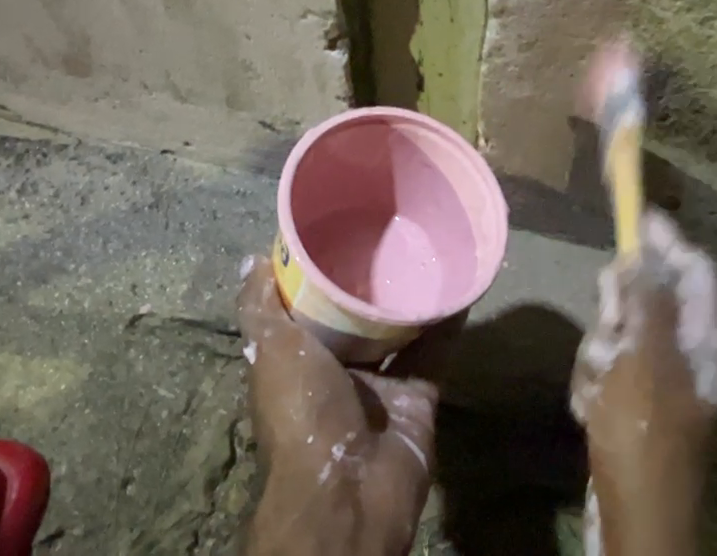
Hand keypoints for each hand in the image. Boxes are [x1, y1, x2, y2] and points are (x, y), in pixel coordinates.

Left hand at [237, 258, 455, 555]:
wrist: (352, 488)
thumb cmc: (302, 413)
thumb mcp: (271, 352)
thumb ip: (261, 308)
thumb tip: (256, 259)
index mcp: (296, 360)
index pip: (306, 307)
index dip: (316, 273)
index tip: (333, 228)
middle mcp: (336, 370)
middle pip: (354, 316)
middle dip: (368, 280)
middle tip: (390, 230)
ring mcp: (380, 384)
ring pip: (396, 330)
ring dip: (409, 297)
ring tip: (427, 248)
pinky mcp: (417, 394)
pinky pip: (435, 350)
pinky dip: (447, 320)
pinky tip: (460, 284)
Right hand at [570, 210, 716, 555]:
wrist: (636, 521)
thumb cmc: (645, 434)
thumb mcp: (645, 357)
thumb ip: (646, 297)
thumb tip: (644, 246)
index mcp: (704, 335)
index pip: (692, 267)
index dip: (665, 239)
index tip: (632, 214)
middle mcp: (687, 350)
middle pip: (648, 295)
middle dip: (618, 310)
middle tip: (609, 334)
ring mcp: (659, 377)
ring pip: (618, 330)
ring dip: (600, 352)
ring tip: (600, 388)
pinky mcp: (633, 400)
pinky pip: (606, 366)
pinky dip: (594, 382)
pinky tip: (593, 410)